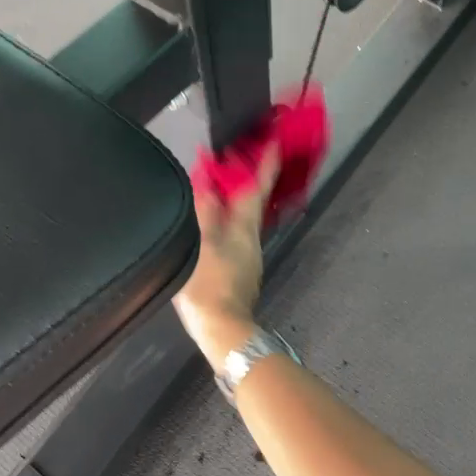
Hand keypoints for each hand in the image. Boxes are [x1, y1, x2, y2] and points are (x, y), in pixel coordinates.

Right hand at [174, 141, 280, 368]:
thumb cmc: (209, 286)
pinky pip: (231, 237)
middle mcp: (250, 241)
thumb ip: (204, 213)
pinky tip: (209, 224)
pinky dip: (223, 222)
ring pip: (240, 221)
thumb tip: (208, 184)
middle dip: (243, 181)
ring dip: (231, 202)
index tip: (274, 143)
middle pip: (249, 204)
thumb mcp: (201, 244)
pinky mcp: (237, 274)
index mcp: (244, 230)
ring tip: (215, 187)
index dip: (265, 165)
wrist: (222, 332)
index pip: (256, 189)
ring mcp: (246, 260)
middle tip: (233, 160)